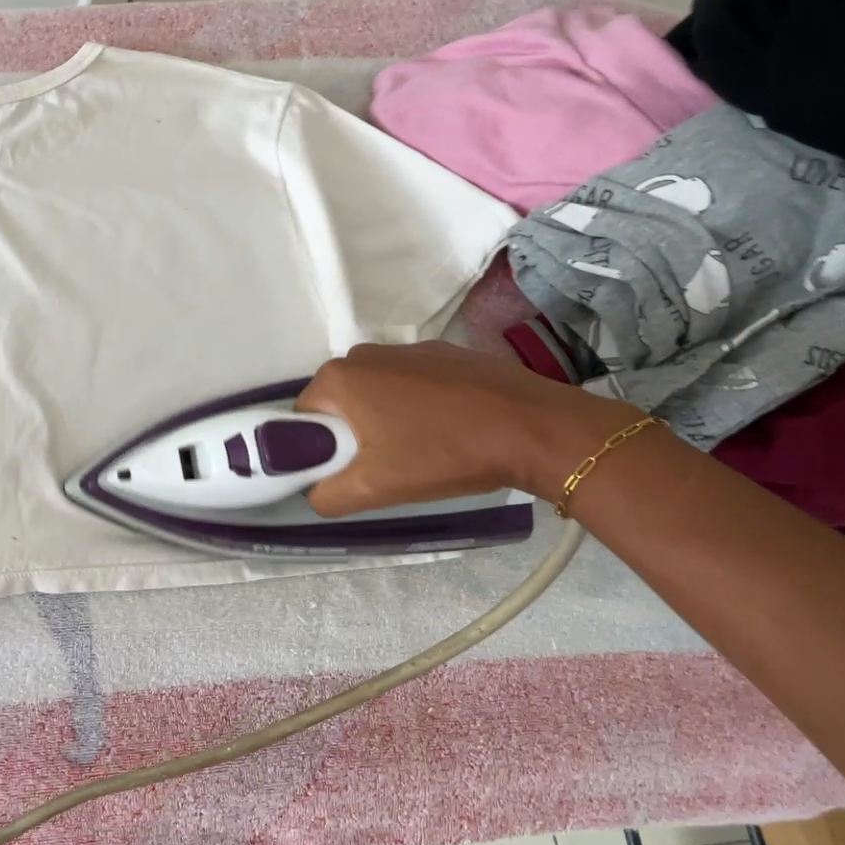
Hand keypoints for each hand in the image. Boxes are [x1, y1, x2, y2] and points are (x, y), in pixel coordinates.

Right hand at [297, 341, 643, 515]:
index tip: (351, 469)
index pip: (304, 417)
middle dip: (354, 433)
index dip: (320, 448)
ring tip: (424, 448)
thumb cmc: (445, 454)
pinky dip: (421, 405)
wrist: (540, 430)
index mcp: (337, 378)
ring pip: (377, 392)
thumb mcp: (374, 489)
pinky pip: (413, 382)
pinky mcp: (447, 353)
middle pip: (339, 402)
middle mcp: (364, 353)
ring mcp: (408, 349)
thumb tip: (313, 492)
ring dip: (387, 418)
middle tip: (387, 464)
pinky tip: (452, 428)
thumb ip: (326, 495)